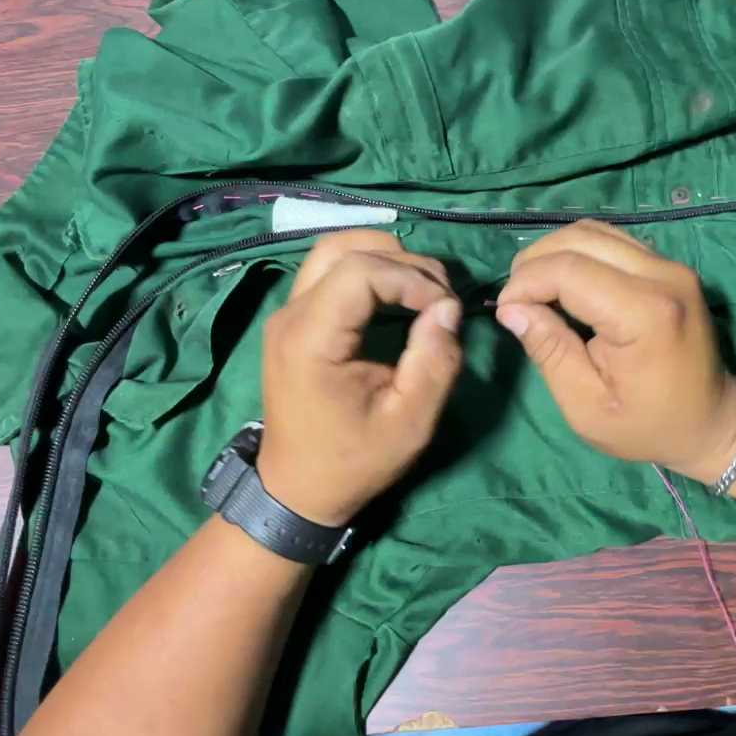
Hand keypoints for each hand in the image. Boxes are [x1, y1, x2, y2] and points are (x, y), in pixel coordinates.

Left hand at [256, 231, 462, 526]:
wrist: (297, 489)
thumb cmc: (354, 462)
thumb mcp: (410, 423)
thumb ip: (435, 362)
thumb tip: (449, 307)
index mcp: (311, 340)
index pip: (361, 271)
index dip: (412, 278)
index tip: (445, 309)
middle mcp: (290, 315)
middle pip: (345, 246)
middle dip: (403, 263)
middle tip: (439, 299)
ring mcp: (286, 313)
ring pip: (334, 249)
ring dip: (383, 259)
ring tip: (421, 292)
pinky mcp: (293, 318)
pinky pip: (329, 271)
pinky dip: (368, 270)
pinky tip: (396, 297)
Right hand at [494, 221, 735, 483]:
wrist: (712, 422)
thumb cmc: (647, 425)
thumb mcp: (586, 406)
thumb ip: (550, 351)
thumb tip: (511, 308)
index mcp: (645, 315)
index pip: (568, 270)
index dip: (526, 284)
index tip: (506, 312)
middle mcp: (662, 276)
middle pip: (578, 240)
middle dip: (534, 263)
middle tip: (515, 301)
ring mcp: (669, 265)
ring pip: (593, 231)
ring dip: (553, 253)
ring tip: (534, 289)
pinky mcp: (667, 264)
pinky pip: (611, 240)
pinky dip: (577, 253)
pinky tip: (563, 283)